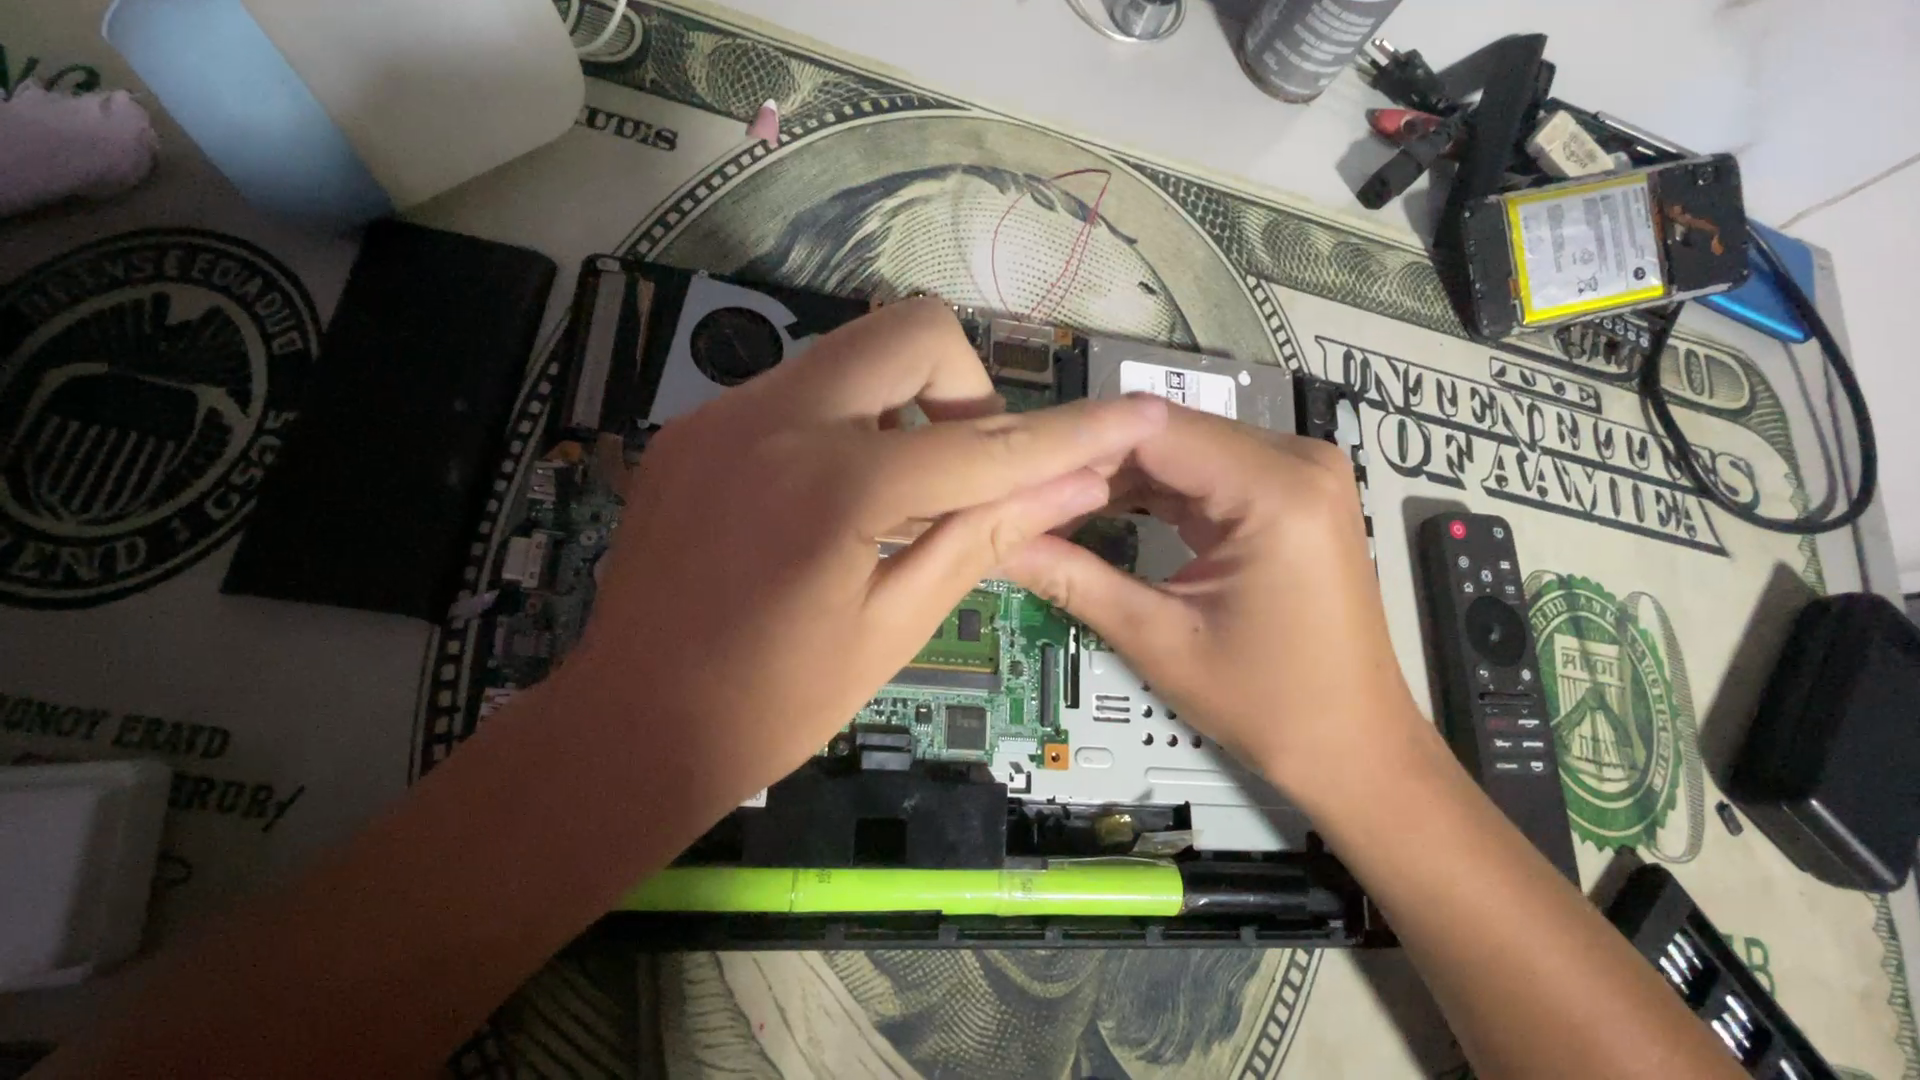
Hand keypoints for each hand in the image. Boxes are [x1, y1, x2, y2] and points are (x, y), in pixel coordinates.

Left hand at [567, 299, 1167, 811]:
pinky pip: (797, 389)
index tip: (1138, 412)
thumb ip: (984, 537)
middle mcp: (774, 418)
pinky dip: (845, 422)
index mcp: (835, 486)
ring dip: (903, 402)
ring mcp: (722, 414)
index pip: (985, 444)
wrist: (628, 730)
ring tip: (900, 493)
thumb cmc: (773, 706)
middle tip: (963, 471)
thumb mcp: (895, 627)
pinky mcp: (693, 428)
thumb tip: (1077, 488)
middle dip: (965, 389)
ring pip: (850, 350)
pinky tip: (836, 499)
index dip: (1072, 432)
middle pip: (912, 331)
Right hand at [1003, 406, 1430, 808]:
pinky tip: (1099, 510)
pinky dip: (1154, 493)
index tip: (1012, 474)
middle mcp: (1297, 459)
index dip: (1075, 447)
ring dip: (1117, 476)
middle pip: (1167, 433)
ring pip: (1183, 450)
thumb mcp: (1159, 639)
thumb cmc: (1268, 704)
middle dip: (1090, 463)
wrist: (1355, 748)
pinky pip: (1207, 473)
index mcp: (1275, 488)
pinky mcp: (1291, 495)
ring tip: (1046, 502)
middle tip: (1019, 491)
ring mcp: (1299, 474)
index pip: (1152, 430)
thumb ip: (1074, 579)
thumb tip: (994, 544)